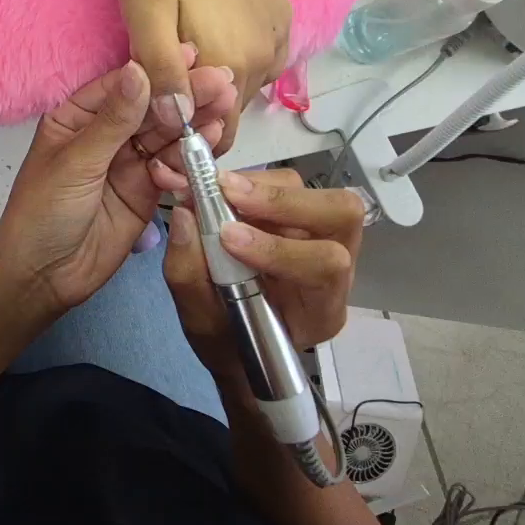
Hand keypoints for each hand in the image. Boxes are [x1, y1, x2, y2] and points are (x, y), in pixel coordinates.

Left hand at [0, 52, 237, 312]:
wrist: (44, 276)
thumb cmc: (44, 212)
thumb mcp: (76, 162)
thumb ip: (113, 121)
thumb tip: (138, 70)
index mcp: (77, 118)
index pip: (122, 87)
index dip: (155, 71)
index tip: (190, 54)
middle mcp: (106, 135)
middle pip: (151, 109)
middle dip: (184, 95)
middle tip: (221, 82)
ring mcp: (128, 163)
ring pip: (167, 136)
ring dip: (196, 123)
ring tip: (225, 108)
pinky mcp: (147, 192)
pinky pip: (174, 168)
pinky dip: (191, 158)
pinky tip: (212, 143)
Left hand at [116, 0, 291, 155]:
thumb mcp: (144, 17)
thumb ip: (161, 73)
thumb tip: (179, 125)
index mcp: (234, 62)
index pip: (217, 130)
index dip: (187, 140)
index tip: (157, 133)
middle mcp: (267, 56)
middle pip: (232, 111)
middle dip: (200, 115)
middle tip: (160, 100)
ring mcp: (279, 35)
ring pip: (244, 88)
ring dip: (215, 89)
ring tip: (178, 72)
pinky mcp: (281, 16)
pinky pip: (260, 61)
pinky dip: (235, 64)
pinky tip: (206, 48)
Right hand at [157, 168, 363, 378]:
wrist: (238, 342)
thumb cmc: (227, 340)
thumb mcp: (199, 321)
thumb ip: (188, 272)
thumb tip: (184, 214)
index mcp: (321, 310)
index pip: (324, 267)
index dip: (278, 246)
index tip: (227, 236)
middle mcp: (335, 271)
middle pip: (341, 215)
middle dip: (281, 200)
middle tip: (226, 191)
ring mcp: (322, 239)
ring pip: (316, 193)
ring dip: (264, 186)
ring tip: (218, 190)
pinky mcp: (299, 219)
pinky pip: (290, 187)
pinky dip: (254, 182)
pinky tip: (223, 192)